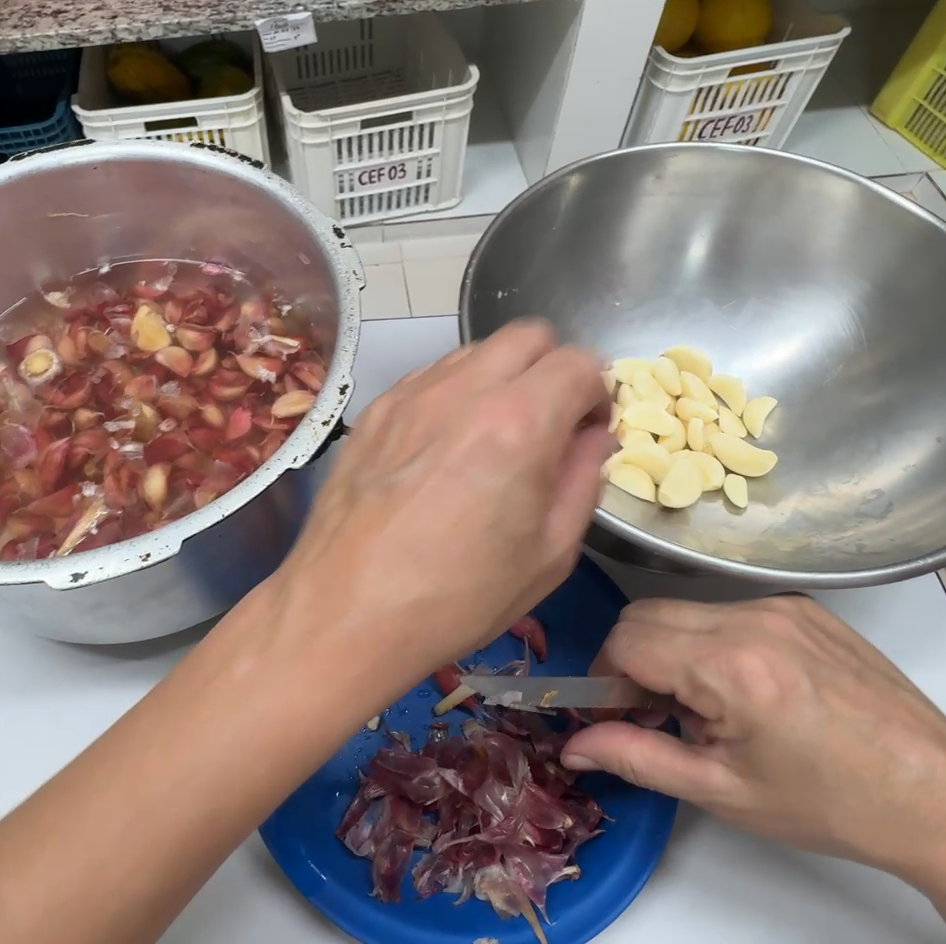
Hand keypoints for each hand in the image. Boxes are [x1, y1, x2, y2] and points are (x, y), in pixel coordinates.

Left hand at [266, 319, 615, 690]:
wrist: (347, 609)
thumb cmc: (457, 596)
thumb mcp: (549, 554)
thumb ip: (582, 480)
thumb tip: (593, 438)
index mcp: (518, 421)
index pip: (579, 362)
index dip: (598, 394)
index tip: (589, 431)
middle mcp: (462, 390)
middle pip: (527, 336)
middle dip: (553, 368)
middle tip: (550, 422)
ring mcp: (411, 394)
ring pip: (474, 351)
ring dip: (501, 376)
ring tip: (494, 435)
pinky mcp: (375, 410)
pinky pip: (430, 377)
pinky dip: (454, 393)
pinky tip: (445, 445)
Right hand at [562, 597, 945, 884]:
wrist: (943, 799)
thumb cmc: (831, 806)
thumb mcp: (722, 792)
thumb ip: (636, 758)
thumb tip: (572, 746)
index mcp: (730, 665)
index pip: (625, 640)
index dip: (607, 677)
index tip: (619, 714)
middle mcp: (752, 619)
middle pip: (646, 614)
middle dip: (633, 659)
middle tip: (657, 712)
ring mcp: (782, 607)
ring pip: (684, 609)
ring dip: (672, 648)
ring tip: (708, 704)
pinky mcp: (805, 608)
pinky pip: (728, 609)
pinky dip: (712, 640)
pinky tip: (746, 687)